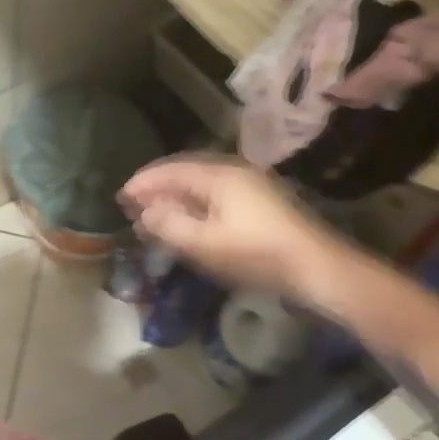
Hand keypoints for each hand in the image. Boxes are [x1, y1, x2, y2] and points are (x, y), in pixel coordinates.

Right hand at [120, 155, 348, 304]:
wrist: (318, 269)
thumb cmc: (257, 254)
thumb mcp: (206, 244)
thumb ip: (170, 225)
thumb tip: (146, 211)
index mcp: (219, 175)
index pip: (171, 170)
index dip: (143, 183)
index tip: (120, 197)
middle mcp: (235, 172)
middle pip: (186, 173)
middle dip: (157, 189)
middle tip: (133, 207)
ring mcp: (251, 187)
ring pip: (202, 186)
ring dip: (176, 200)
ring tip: (155, 219)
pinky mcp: (262, 205)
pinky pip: (216, 197)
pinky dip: (195, 207)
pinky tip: (188, 226)